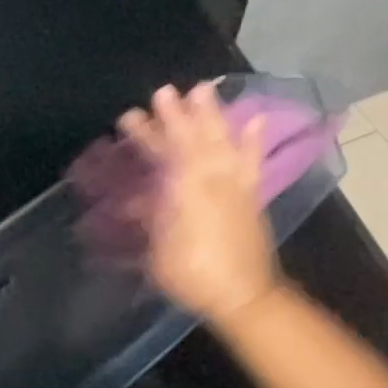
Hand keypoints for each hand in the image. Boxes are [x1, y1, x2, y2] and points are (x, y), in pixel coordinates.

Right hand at [118, 83, 284, 323]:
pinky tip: (256, 120)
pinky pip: (251, 162)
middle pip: (193, 141)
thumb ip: (150, 220)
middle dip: (177, 116)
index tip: (132, 114)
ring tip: (205, 90)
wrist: (244, 297)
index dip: (150, 133)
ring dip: (212, 116)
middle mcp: (211, 181)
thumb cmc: (194, 276)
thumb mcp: (159, 252)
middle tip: (163, 92)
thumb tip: (137, 200)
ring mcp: (234, 186)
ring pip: (222, 142)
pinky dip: (252, 141)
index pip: (164, 155)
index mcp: (185, 193)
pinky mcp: (250, 196)